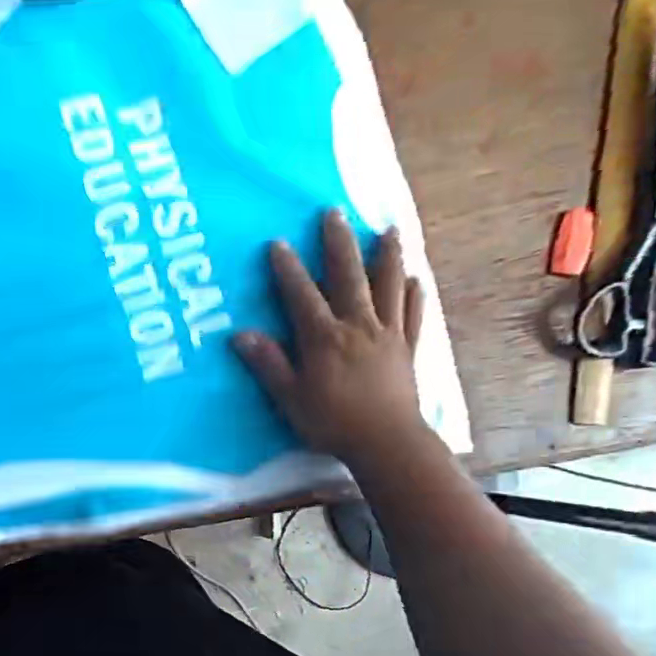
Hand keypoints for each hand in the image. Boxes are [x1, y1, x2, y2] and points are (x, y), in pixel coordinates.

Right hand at [234, 210, 427, 471]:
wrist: (387, 442)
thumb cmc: (331, 422)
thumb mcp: (290, 397)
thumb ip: (268, 364)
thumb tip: (240, 335)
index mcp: (324, 337)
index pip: (302, 294)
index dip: (288, 269)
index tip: (277, 242)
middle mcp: (357, 326)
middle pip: (348, 276)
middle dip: (338, 243)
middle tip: (334, 212)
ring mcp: (387, 334)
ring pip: (388, 286)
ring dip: (387, 255)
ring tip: (388, 229)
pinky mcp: (407, 348)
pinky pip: (412, 315)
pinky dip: (413, 295)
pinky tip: (415, 280)